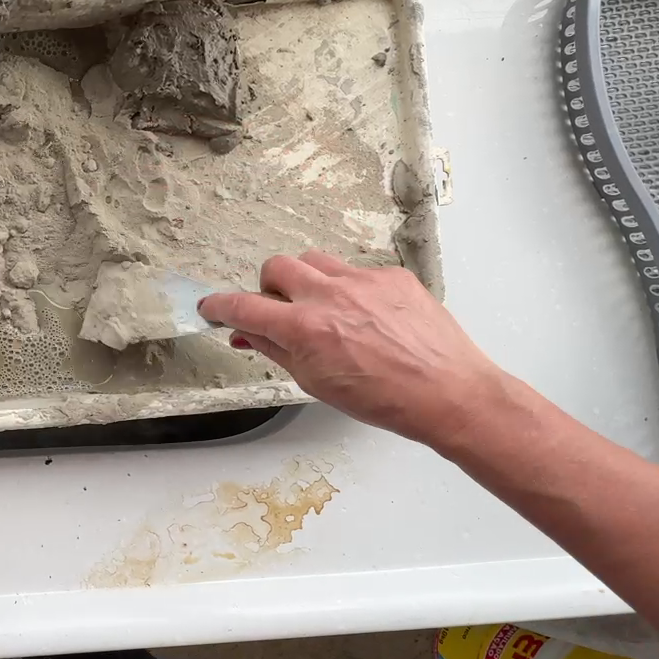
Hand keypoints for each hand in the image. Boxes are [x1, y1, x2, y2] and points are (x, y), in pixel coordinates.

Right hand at [197, 250, 510, 446]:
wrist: (448, 393)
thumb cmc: (380, 398)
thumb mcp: (314, 381)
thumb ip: (275, 350)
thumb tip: (246, 333)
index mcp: (303, 328)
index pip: (243, 307)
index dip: (218, 306)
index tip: (210, 307)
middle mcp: (329, 296)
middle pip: (276, 267)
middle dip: (268, 287)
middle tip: (279, 309)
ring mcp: (363, 281)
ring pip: (313, 260)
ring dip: (305, 279)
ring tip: (321, 306)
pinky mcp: (392, 276)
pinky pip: (355, 270)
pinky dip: (348, 288)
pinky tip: (365, 315)